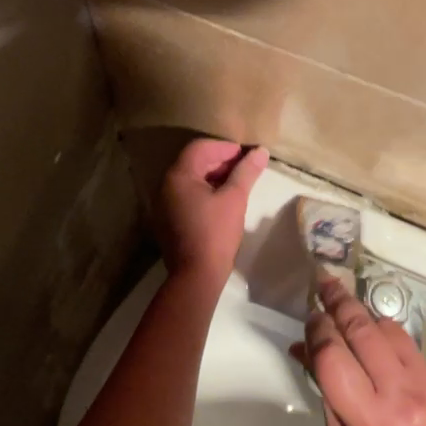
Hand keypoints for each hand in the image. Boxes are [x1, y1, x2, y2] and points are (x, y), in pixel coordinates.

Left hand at [158, 139, 267, 284]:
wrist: (196, 277)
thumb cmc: (216, 234)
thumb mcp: (234, 199)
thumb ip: (246, 172)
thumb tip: (261, 151)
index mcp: (178, 175)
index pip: (201, 147)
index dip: (225, 147)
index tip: (246, 155)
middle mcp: (165, 185)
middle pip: (194, 162)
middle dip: (220, 161)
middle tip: (244, 168)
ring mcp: (163, 204)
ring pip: (190, 179)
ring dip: (213, 176)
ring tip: (236, 184)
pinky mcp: (167, 219)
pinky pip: (186, 195)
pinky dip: (203, 191)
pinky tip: (221, 201)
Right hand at [295, 277, 425, 425]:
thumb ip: (329, 404)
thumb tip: (307, 355)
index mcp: (374, 423)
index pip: (334, 357)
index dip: (316, 331)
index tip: (308, 319)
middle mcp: (403, 396)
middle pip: (362, 331)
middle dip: (338, 303)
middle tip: (323, 284)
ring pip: (390, 329)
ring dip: (365, 314)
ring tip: (346, 305)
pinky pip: (411, 347)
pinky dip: (388, 337)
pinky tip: (375, 338)